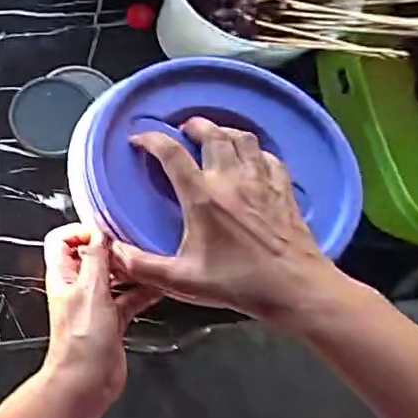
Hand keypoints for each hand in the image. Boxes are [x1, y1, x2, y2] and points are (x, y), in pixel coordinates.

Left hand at [41, 223, 161, 409]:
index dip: (80, 230)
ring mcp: (93, 302)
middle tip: (133, 244)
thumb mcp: (91, 291)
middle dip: (110, 247)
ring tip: (150, 261)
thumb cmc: (80, 341)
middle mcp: (75, 286)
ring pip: (111, 276)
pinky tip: (159, 287)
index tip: (105, 229)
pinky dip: (141, 292)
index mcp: (62, 275)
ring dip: (129, 269)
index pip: (61, 240)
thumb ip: (97, 261)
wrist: (86, 381)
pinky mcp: (110, 320)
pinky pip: (127, 298)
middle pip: (90, 256)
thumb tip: (100, 234)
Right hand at [113, 118, 366, 327]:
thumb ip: (142, 266)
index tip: (139, 141)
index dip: (151, 139)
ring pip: (243, 138)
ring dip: (224, 132)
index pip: (171, 153)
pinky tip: (248, 160)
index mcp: (203, 198)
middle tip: (181, 130)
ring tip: (212, 136)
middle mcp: (232, 182)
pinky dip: (254, 151)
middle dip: (193, 125)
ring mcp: (262, 183)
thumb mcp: (183, 280)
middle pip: (212, 134)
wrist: (302, 292)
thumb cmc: (242, 284)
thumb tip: (115, 253)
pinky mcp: (284, 192)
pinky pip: (268, 157)